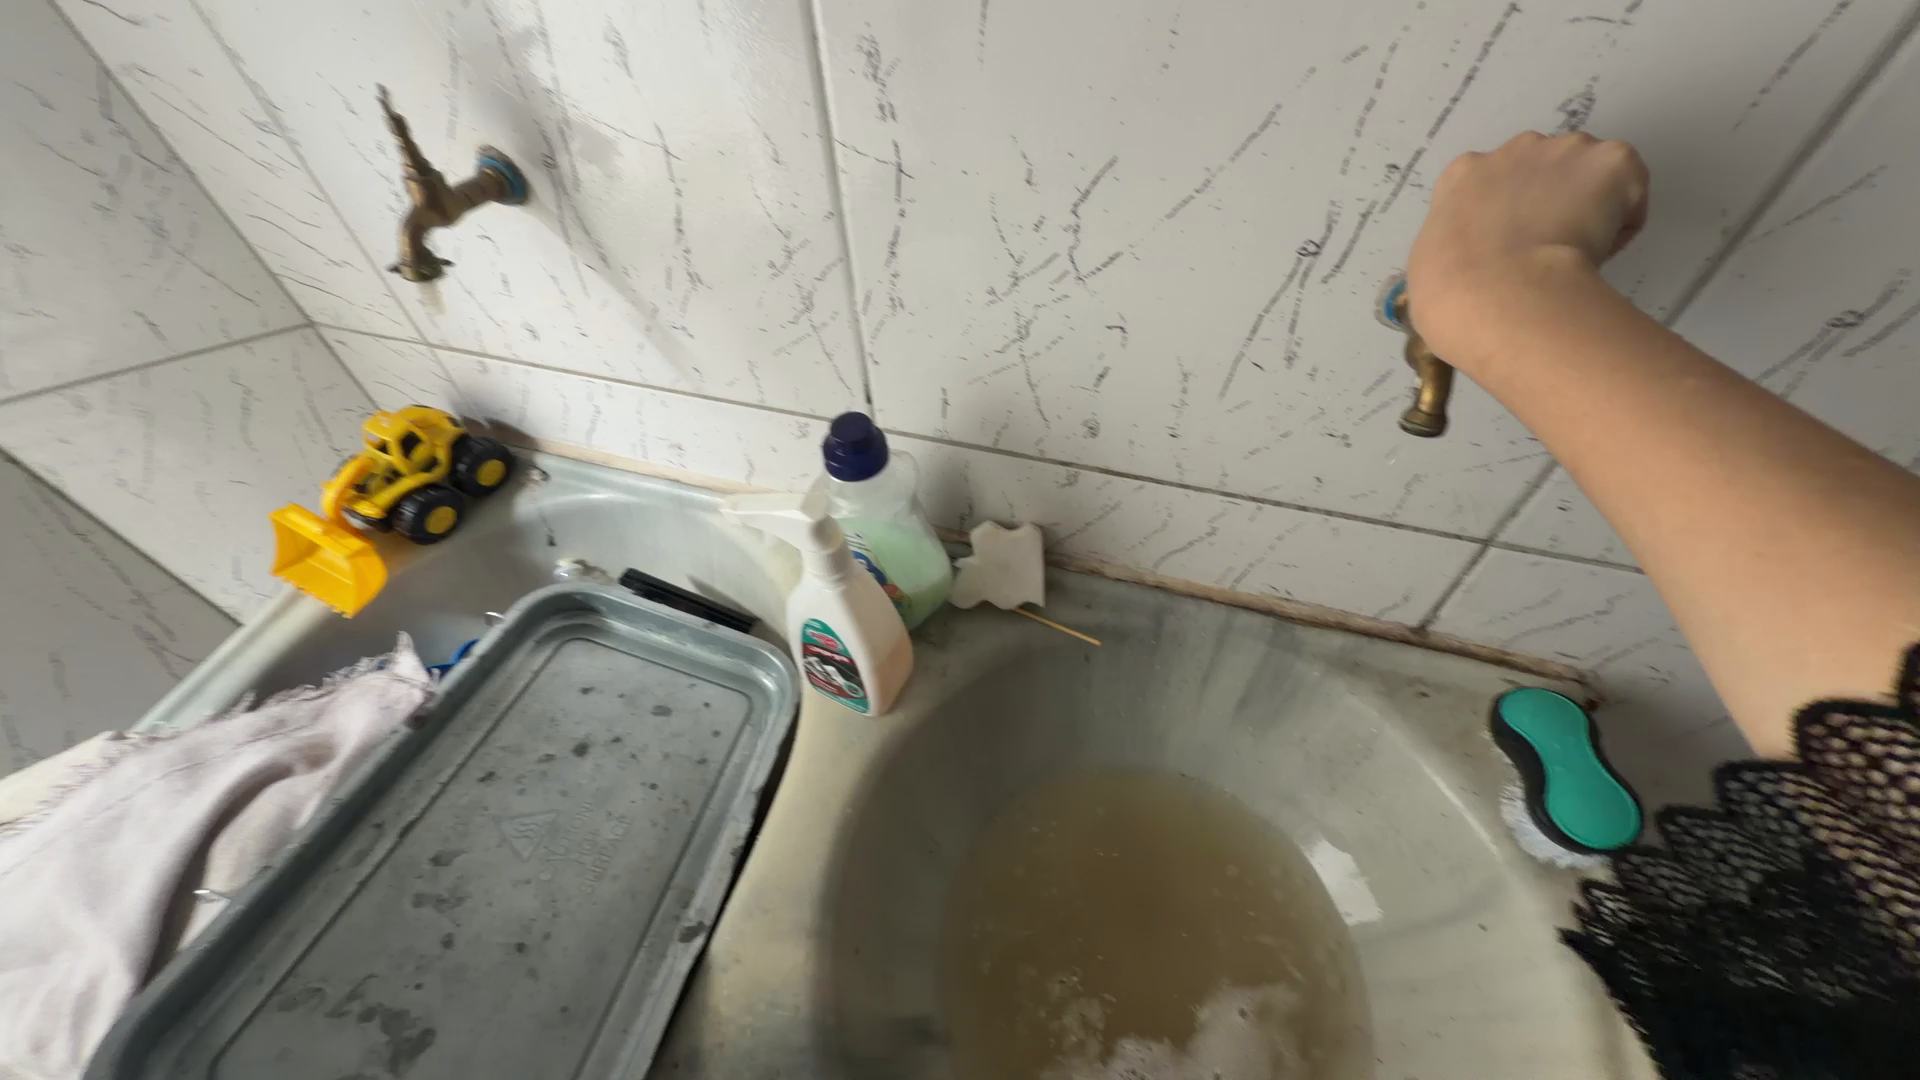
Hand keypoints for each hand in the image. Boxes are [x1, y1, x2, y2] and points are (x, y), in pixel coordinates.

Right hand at [1407, 132, 1648, 361]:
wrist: (1497, 293)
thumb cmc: (1446, 290)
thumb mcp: (1429, 262)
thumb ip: (1454, 243)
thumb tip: (1475, 256)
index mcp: (1461, 175)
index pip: (1486, 183)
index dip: (1498, 215)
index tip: (1501, 245)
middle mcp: (1514, 149)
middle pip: (1541, 169)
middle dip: (1545, 201)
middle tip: (1538, 249)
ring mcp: (1567, 149)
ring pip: (1586, 175)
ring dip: (1584, 206)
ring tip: (1570, 255)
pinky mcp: (1614, 161)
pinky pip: (1627, 194)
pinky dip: (1620, 224)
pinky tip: (1595, 256)